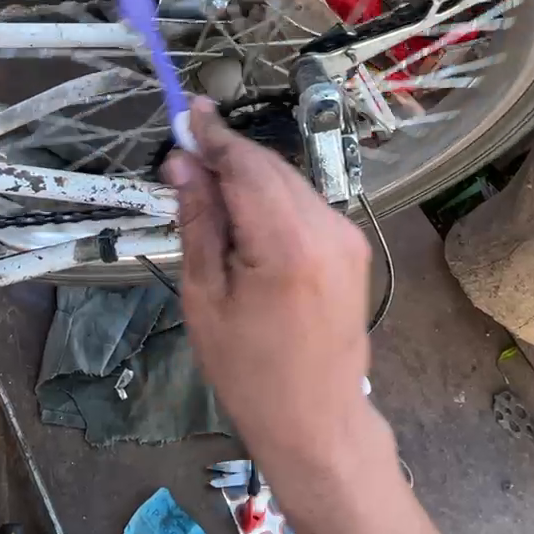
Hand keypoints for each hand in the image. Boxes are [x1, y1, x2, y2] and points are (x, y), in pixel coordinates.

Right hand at [163, 97, 436, 533]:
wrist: (319, 424)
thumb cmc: (249, 370)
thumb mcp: (204, 296)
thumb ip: (198, 220)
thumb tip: (182, 163)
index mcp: (287, 245)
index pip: (246, 166)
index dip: (214, 134)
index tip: (187, 109)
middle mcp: (326, 228)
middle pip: (268, 166)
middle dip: (226, 152)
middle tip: (184, 147)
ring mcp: (346, 235)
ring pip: (286, 179)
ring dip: (246, 172)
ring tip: (207, 182)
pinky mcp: (351, 245)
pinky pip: (302, 201)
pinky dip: (269, 193)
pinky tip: (243, 209)